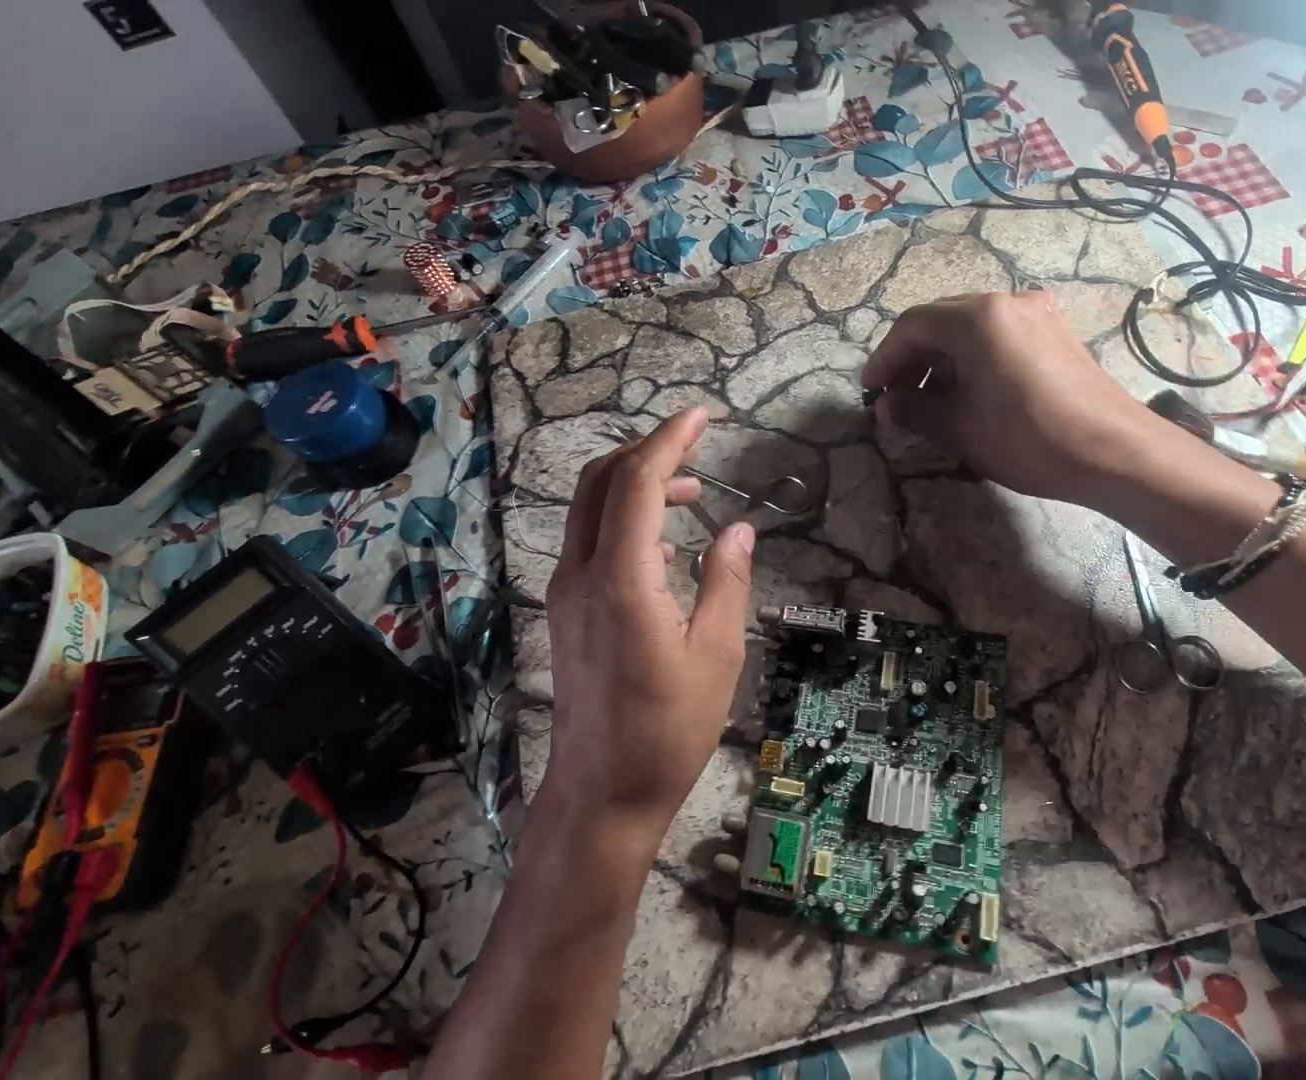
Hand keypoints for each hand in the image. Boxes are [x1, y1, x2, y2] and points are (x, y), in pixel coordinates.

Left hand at [540, 408, 754, 839]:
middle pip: (600, 482)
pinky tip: (663, 546)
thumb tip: (740, 530)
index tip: (701, 415)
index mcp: (622, 579)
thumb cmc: (669, 729)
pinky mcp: (566, 612)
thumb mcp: (717, 654)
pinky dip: (622, 521)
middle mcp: (581, 574)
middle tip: (696, 451)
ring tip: (690, 495)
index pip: (638, 482)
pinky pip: (589, 543)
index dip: (669, 440)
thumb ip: (726, 582)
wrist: (603, 789)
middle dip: (646, 453)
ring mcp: (565, 593)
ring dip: (634, 486)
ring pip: (589, 510)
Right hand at [862, 291, 1163, 505]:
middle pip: (942, 322)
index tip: (871, 391)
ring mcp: (1037, 315)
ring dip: (943, 361)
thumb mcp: (959, 428)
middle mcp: (1007, 303)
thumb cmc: (1027, 437)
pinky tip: (971, 394)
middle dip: (913, 359)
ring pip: (972, 330)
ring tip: (932, 403)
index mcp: (978, 318)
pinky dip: (974, 360)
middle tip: (897, 398)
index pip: (912, 326)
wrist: (1113, 452)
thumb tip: (888, 406)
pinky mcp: (1056, 334)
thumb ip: (914, 410)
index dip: (884, 359)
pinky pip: (1000, 338)